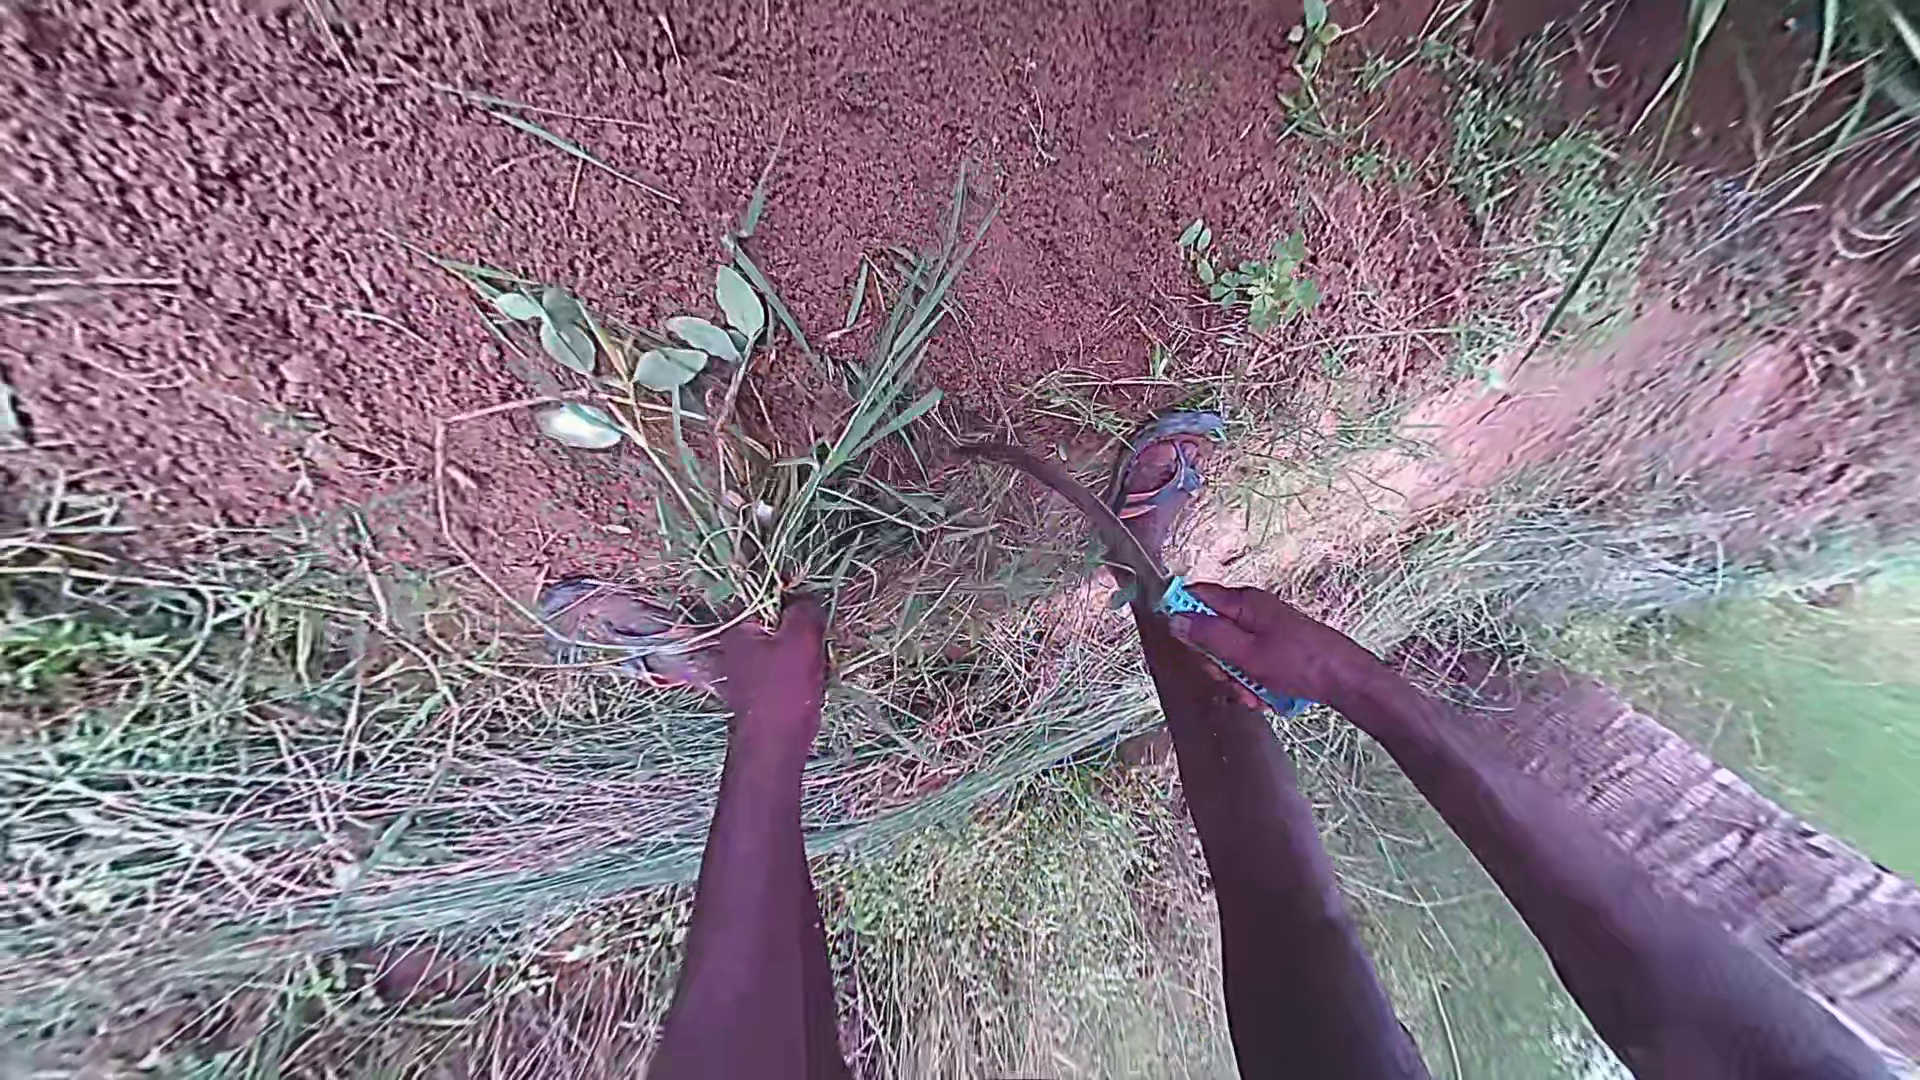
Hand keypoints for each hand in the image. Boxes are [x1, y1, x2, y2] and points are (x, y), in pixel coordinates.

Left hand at [713, 595, 827, 756]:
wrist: (776, 744)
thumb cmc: (784, 689)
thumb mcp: (801, 639)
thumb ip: (804, 609)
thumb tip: (808, 597)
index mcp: (737, 630)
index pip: (766, 598)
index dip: (794, 601)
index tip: (814, 610)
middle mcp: (735, 648)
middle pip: (778, 623)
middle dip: (802, 629)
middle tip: (818, 639)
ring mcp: (746, 671)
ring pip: (785, 646)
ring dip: (805, 651)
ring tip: (818, 662)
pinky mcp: (761, 690)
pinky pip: (786, 667)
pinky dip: (802, 670)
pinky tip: (814, 679)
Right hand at [1167, 583, 1379, 708]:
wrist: (1350, 682)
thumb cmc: (1299, 664)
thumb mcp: (1245, 653)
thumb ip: (1206, 635)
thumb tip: (1173, 618)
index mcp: (1243, 601)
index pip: (1195, 595)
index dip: (1181, 614)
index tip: (1182, 641)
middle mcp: (1251, 609)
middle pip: (1210, 627)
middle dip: (1213, 658)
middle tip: (1226, 677)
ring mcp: (1264, 627)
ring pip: (1228, 649)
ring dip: (1233, 675)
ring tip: (1251, 693)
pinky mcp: (1275, 645)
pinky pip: (1248, 659)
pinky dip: (1250, 678)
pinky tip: (1262, 695)